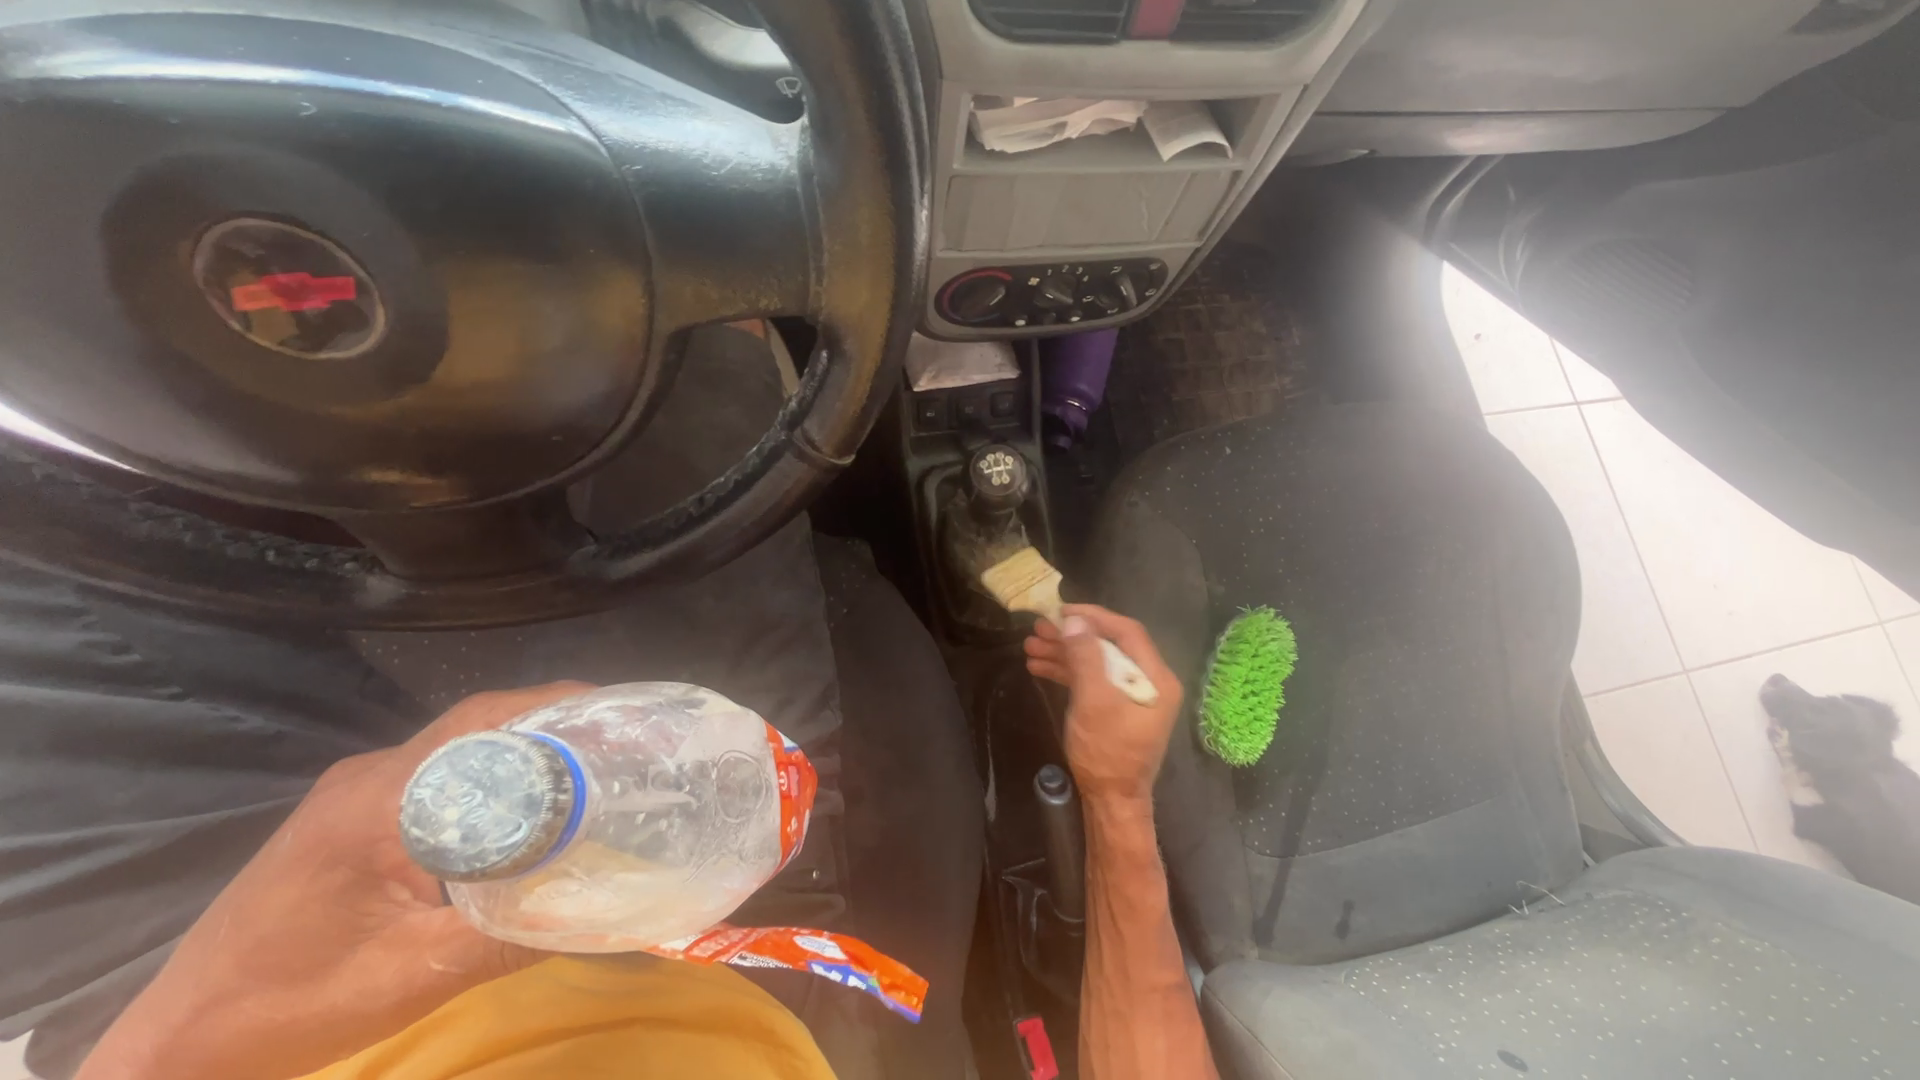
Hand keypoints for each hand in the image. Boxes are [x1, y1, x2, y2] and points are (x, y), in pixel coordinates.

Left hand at [79, 683, 594, 1079]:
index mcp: (379, 799)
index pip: (482, 723)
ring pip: (461, 746)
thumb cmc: (296, 1005)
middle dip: (556, 721)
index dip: (558, 710)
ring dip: (528, 746)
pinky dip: (496, 774)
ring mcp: (357, 791)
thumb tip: (610, 909)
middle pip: (478, 723)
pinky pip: (441, 773)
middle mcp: (369, 775)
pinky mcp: (354, 814)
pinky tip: (530, 805)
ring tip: (594, 765)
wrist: (184, 1044)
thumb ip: (515, 936)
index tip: (623, 720)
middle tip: (625, 740)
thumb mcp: (417, 976)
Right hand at [1024, 605, 1182, 806]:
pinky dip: (1068, 673)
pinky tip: (1040, 668)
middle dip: (1072, 636)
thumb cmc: (1106, 751)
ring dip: (1064, 654)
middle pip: (1108, 646)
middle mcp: (1149, 683)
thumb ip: (1086, 656)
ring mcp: (1132, 697)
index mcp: (1156, 678)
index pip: (1127, 632)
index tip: (1062, 611)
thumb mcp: (1094, 700)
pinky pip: (1093, 682)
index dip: (1094, 617)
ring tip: (1030, 646)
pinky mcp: (1116, 710)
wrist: (1110, 800)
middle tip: (1038, 627)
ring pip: (1097, 663)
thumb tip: (1073, 621)